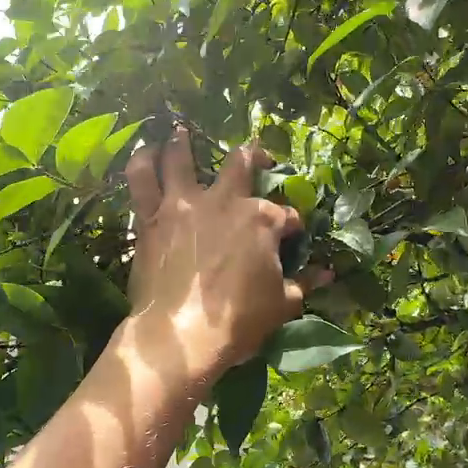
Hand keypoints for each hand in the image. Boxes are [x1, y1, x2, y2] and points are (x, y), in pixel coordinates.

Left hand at [123, 128, 310, 384]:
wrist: (180, 336)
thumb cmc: (237, 323)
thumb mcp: (282, 305)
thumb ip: (303, 283)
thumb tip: (327, 274)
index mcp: (261, 220)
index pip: (285, 215)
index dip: (291, 225)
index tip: (291, 236)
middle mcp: (224, 201)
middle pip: (240, 165)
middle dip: (252, 157)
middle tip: (255, 156)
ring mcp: (183, 205)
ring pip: (181, 158)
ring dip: (182, 143)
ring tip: (180, 132)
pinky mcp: (150, 218)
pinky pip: (140, 179)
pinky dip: (141, 162)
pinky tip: (143, 153)